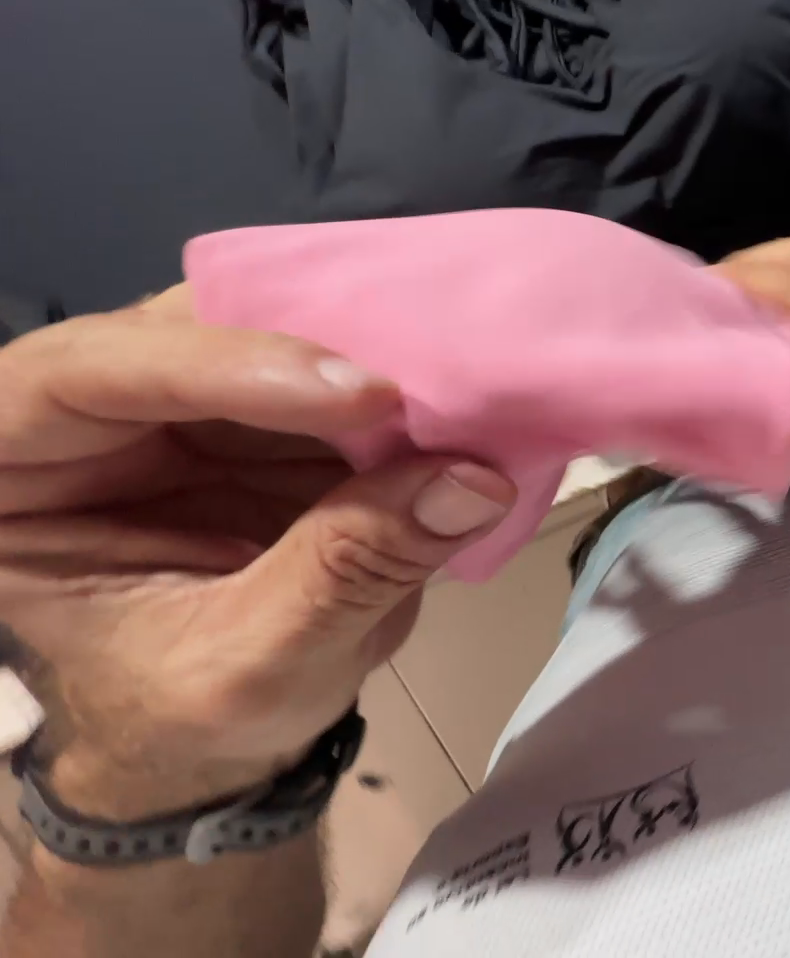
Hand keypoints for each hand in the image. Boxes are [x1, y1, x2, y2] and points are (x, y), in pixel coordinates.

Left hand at [0, 290, 516, 817]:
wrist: (241, 728)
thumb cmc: (200, 716)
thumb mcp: (264, 663)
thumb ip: (353, 573)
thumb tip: (475, 481)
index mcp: (19, 481)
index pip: (85, 380)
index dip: (223, 368)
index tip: (369, 399)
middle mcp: (102, 426)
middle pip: (194, 331)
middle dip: (316, 347)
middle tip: (428, 378)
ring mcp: (205, 416)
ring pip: (287, 336)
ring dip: (382, 357)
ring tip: (464, 387)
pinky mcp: (294, 426)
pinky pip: (355, 375)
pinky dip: (417, 388)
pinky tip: (468, 400)